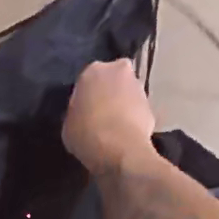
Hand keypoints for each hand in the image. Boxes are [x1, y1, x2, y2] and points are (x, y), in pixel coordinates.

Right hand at [63, 59, 156, 173]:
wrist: (118, 148)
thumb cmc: (85, 133)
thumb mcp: (67, 123)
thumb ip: (76, 110)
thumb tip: (83, 111)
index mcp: (92, 71)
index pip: (85, 80)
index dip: (82, 96)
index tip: (80, 110)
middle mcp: (118, 69)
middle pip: (109, 80)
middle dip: (105, 93)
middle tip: (96, 114)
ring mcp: (138, 84)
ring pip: (124, 92)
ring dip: (119, 104)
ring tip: (109, 126)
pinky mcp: (151, 102)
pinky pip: (135, 107)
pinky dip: (129, 116)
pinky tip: (120, 132)